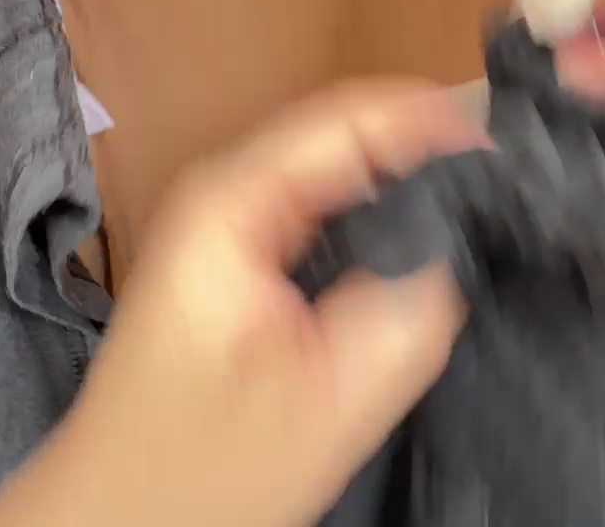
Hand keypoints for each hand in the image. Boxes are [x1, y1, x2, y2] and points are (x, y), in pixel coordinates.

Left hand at [0, 82, 481, 526]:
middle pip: (341, 132)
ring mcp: (235, 218)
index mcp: (233, 201)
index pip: (344, 120)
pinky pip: (327, 205)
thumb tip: (455, 248)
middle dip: (419, 139)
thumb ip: (401, 318)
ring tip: (473, 188)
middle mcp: (230, 189)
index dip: (425, 118)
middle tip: (494, 170)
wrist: (110, 521)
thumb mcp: (316, 406)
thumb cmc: (191, 475)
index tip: (494, 146)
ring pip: (337, 165)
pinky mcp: (247, 251)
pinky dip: (380, 204)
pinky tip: (420, 227)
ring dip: (403, 169)